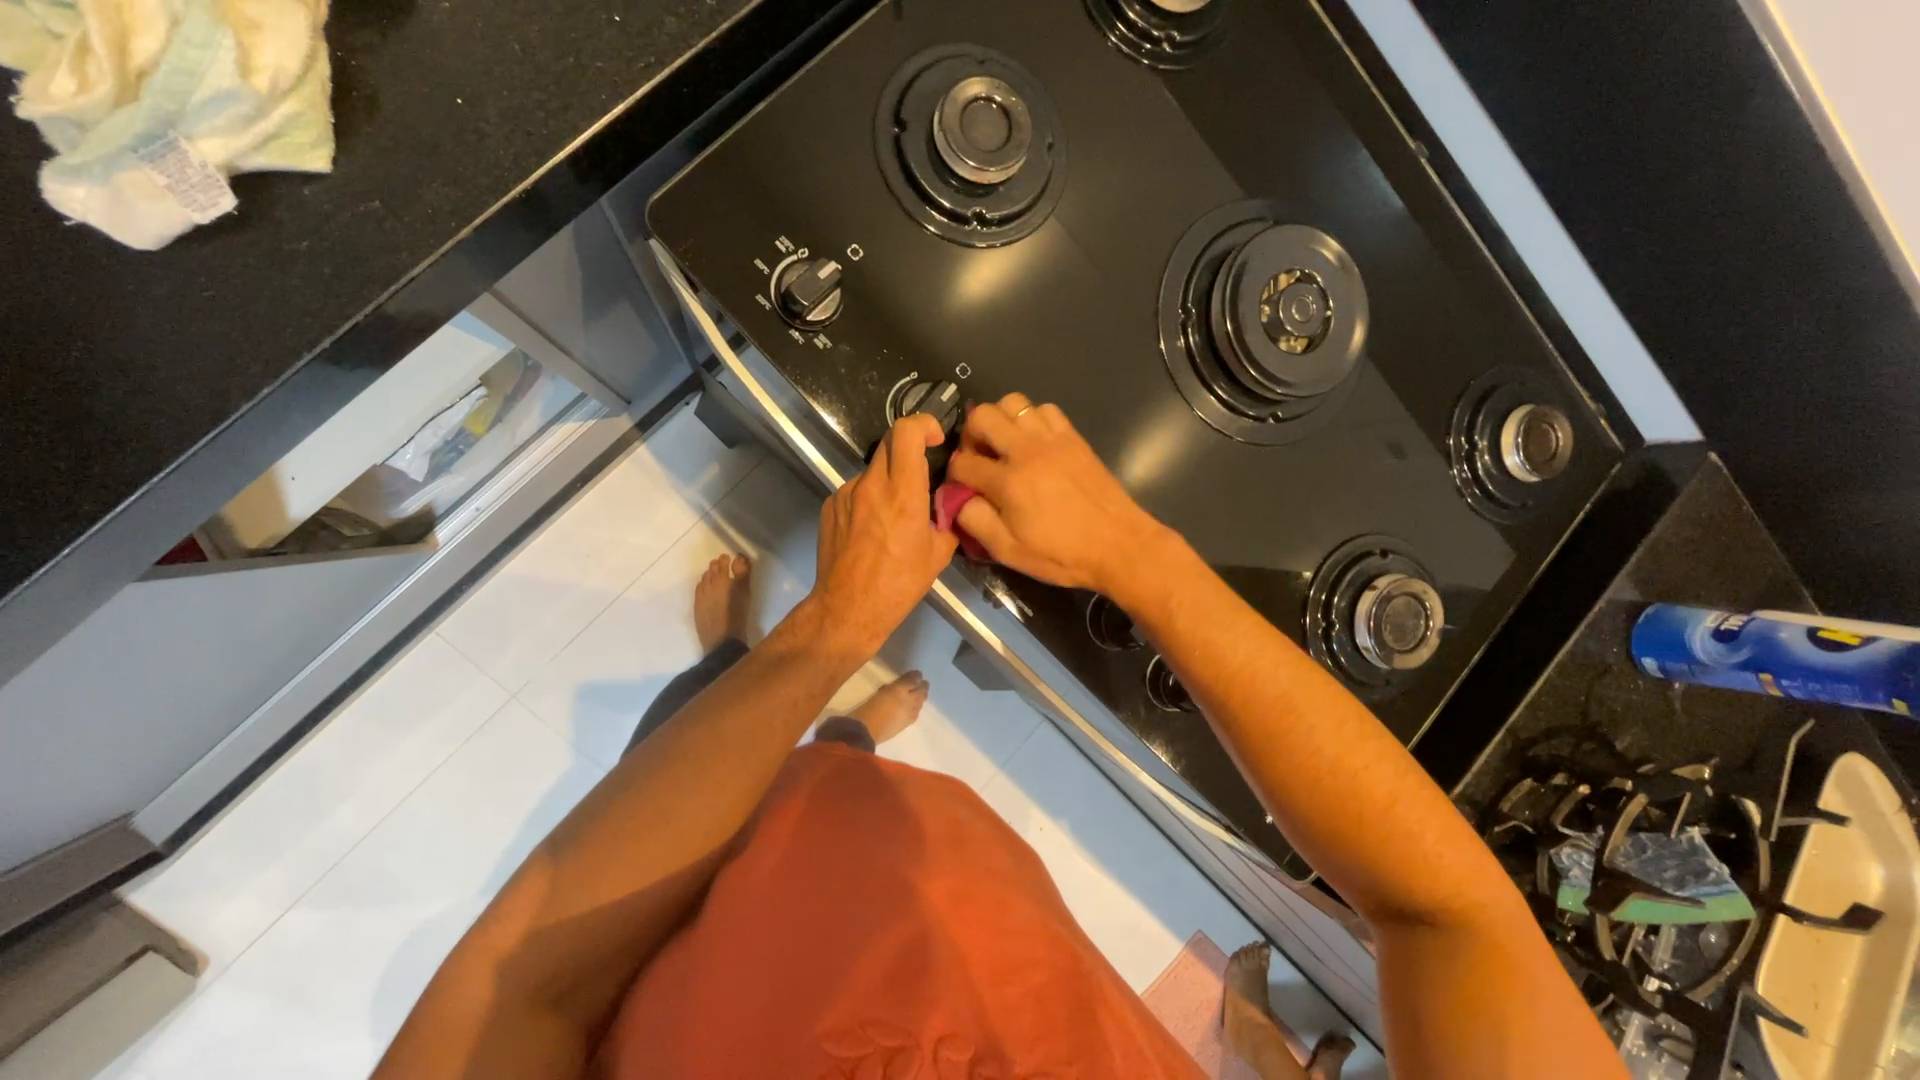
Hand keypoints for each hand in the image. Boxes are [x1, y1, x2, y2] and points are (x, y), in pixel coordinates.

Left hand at [808, 414, 960, 655]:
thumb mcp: (938, 554)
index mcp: (902, 493)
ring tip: (894, 519)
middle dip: (910, 449)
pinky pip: (855, 492)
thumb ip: (946, 519)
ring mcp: (846, 494)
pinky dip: (868, 501)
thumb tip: (948, 503)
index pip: (907, 432)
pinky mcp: (830, 506)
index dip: (924, 424)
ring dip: (888, 482)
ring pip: (873, 471)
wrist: (848, 608)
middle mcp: (871, 485)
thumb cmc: (899, 584)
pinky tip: (872, 531)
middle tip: (921, 472)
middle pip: (890, 443)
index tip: (935, 438)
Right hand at [948, 393, 1171, 597]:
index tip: (960, 487)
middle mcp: (1027, 451)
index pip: (963, 463)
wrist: (1119, 545)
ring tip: (1004, 445)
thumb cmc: (1062, 555)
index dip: (954, 475)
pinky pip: (1044, 409)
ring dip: (1001, 420)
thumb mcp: (1011, 552)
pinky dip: (1031, 419)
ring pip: (1013, 402)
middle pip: (982, 416)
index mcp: (1009, 483)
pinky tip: (1033, 443)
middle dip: (970, 435)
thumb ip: (976, 523)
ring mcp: (1052, 439)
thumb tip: (957, 500)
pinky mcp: (1073, 437)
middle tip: (979, 458)